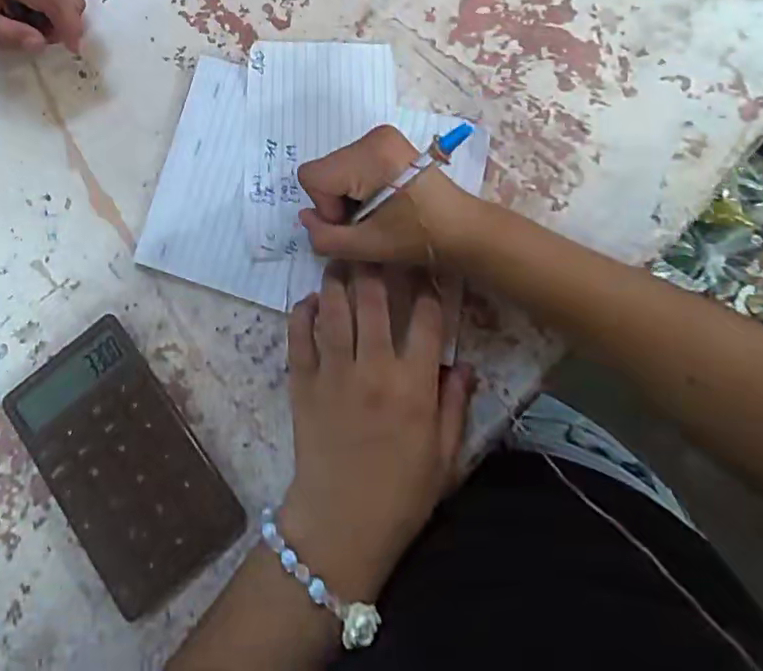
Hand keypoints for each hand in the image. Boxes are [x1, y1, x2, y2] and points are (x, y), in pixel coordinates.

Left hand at [280, 266, 471, 598]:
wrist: (343, 520)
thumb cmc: (402, 492)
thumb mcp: (445, 455)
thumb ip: (455, 405)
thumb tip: (463, 364)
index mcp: (414, 386)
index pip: (426, 321)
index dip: (430, 288)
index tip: (428, 265)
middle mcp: (373, 370)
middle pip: (373, 301)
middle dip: (376, 265)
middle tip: (375, 242)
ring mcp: (333, 373)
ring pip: (335, 310)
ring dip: (338, 279)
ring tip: (341, 258)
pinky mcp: (302, 381)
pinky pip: (299, 336)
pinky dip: (303, 312)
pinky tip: (311, 299)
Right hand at [296, 126, 480, 264]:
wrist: (465, 229)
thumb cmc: (420, 238)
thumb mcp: (366, 247)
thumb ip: (325, 236)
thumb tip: (306, 217)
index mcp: (369, 156)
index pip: (313, 177)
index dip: (325, 206)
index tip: (355, 223)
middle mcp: (372, 137)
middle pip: (324, 171)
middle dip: (336, 200)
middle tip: (367, 221)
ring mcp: (381, 136)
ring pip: (335, 168)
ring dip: (346, 195)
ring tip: (376, 213)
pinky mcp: (387, 142)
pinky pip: (351, 163)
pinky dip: (357, 185)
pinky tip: (381, 201)